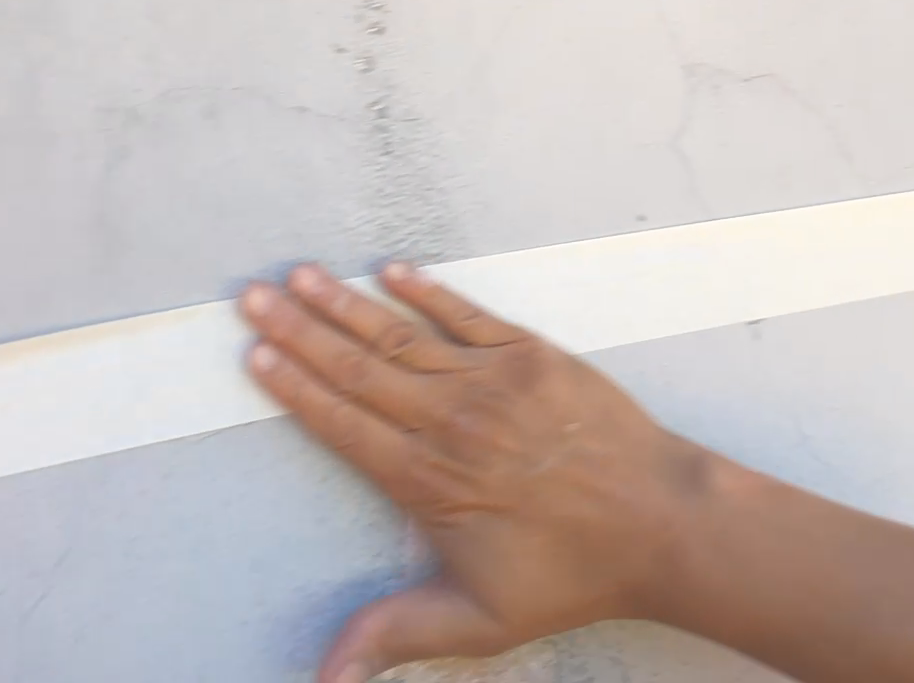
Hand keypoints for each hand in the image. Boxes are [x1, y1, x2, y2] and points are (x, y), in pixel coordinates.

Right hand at [239, 263, 720, 682]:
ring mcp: (488, 380)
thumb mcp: (480, 621)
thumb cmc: (568, 571)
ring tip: (303, 276)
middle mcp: (447, 420)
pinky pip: (466, 314)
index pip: (342, 424)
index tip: (255, 356)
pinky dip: (427, 291)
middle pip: (358, 369)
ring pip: (401, 336)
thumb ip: (398, 632)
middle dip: (300, 331)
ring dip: (346, 305)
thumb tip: (323, 679)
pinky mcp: (527, 353)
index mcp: (427, 479)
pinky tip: (392, 270)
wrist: (658, 520)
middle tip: (255, 297)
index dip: (295, 388)